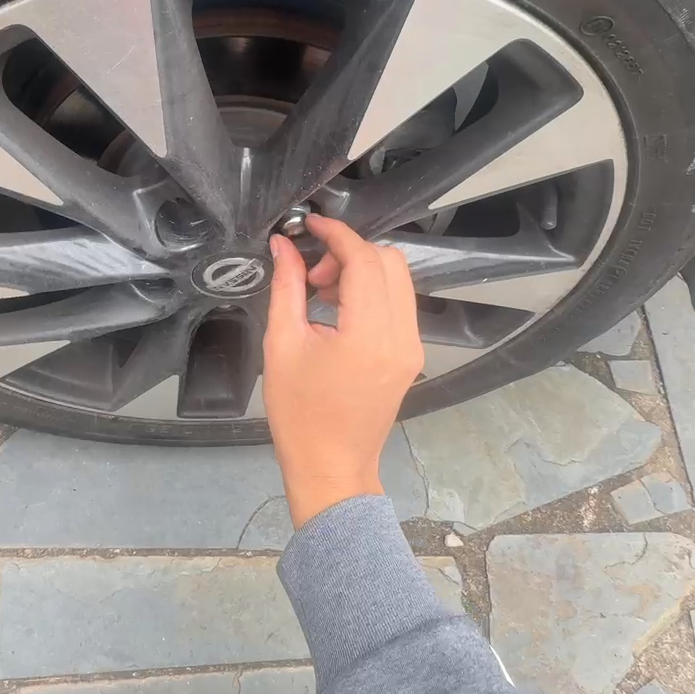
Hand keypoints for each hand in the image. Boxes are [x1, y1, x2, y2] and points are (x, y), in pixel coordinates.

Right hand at [263, 214, 425, 527]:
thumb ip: (286, 287)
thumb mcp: (282, 345)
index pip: (365, 260)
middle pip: (389, 261)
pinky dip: (372, 292)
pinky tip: (340, 311)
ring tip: (323, 294)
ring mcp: (413, 347)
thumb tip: (284, 245)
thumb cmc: (298, 413)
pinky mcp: (412, 355)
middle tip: (313, 275)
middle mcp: (402, 337)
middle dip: (349, 253)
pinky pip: (400, 303)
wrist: (331, 466)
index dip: (337, 234)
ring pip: (399, 279)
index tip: (310, 226)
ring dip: (362, 271)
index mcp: (368, 335)